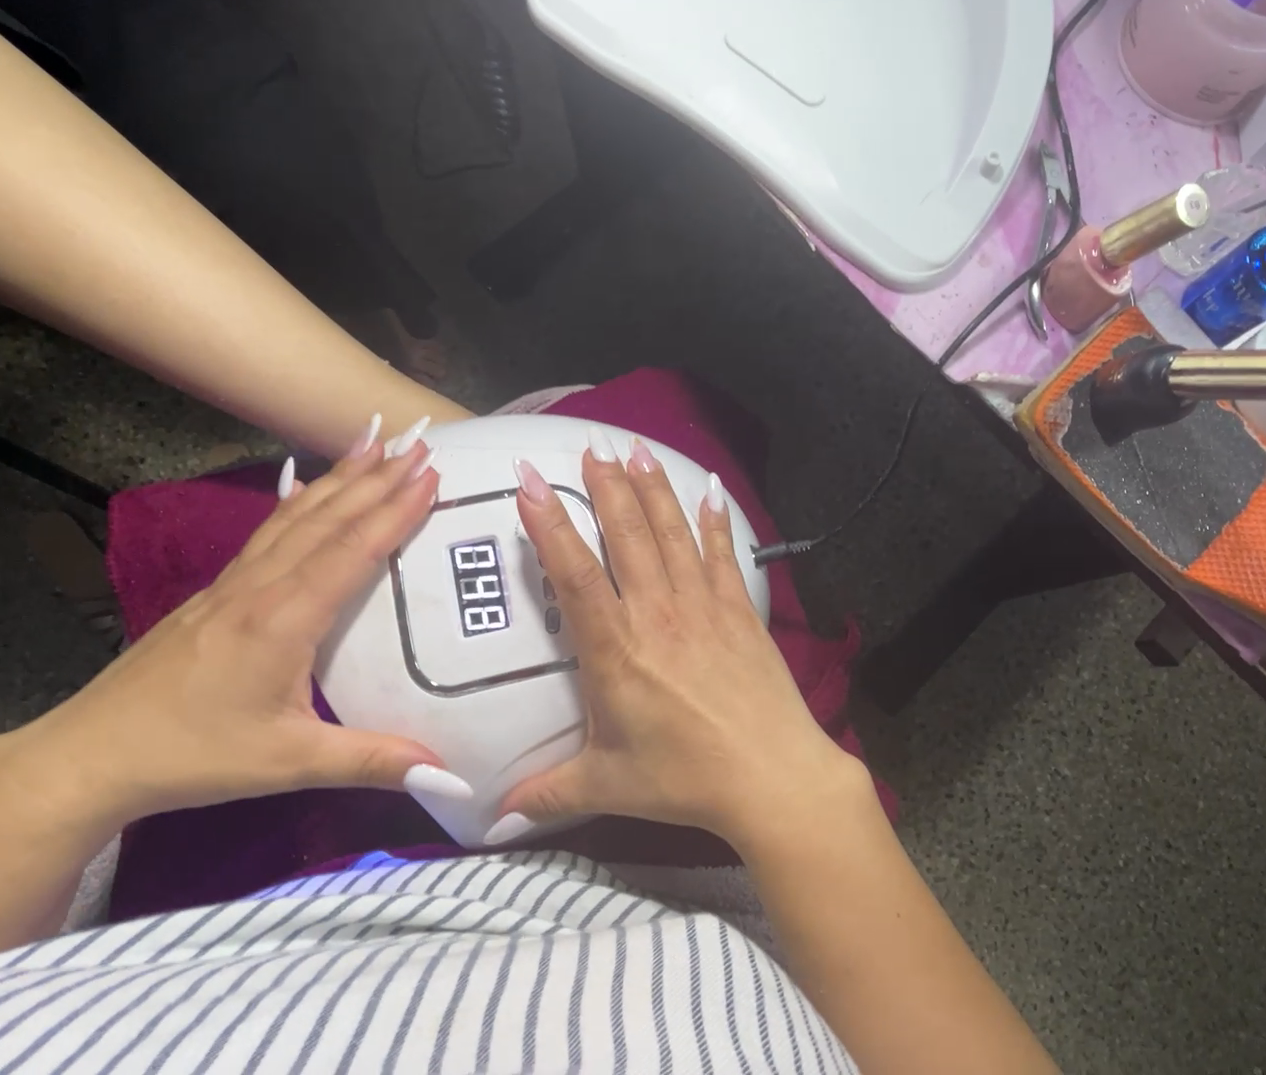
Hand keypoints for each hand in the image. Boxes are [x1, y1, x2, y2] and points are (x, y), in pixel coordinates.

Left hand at [0, 429, 470, 825]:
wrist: (86, 757)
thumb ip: (373, 762)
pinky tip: (308, 485)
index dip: (394, 511)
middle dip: (377, 477)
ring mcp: (232, 586)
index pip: (350, 551)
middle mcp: (259, 589)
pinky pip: (269, 531)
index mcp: (283, 620)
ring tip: (374, 442)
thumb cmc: (194, 756)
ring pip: (294, 517)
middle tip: (420, 441)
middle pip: (325, 519)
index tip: (432, 473)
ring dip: (340, 477)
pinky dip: (300, 499)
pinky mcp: (216, 595)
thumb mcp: (289, 764)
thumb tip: (452, 774)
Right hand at [492, 431, 870, 848]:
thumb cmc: (685, 779)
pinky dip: (715, 520)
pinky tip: (710, 489)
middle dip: (605, 487)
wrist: (771, 776)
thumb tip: (494, 818)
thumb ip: (549, 793)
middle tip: (588, 447)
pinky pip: (724, 554)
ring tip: (635, 450)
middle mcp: (657, 614)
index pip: (573, 573)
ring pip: (672, 534)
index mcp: (614, 650)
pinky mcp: (741, 612)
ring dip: (652, 490)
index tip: (529, 481)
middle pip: (626, 536)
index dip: (549, 523)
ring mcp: (704, 607)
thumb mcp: (608, 786)